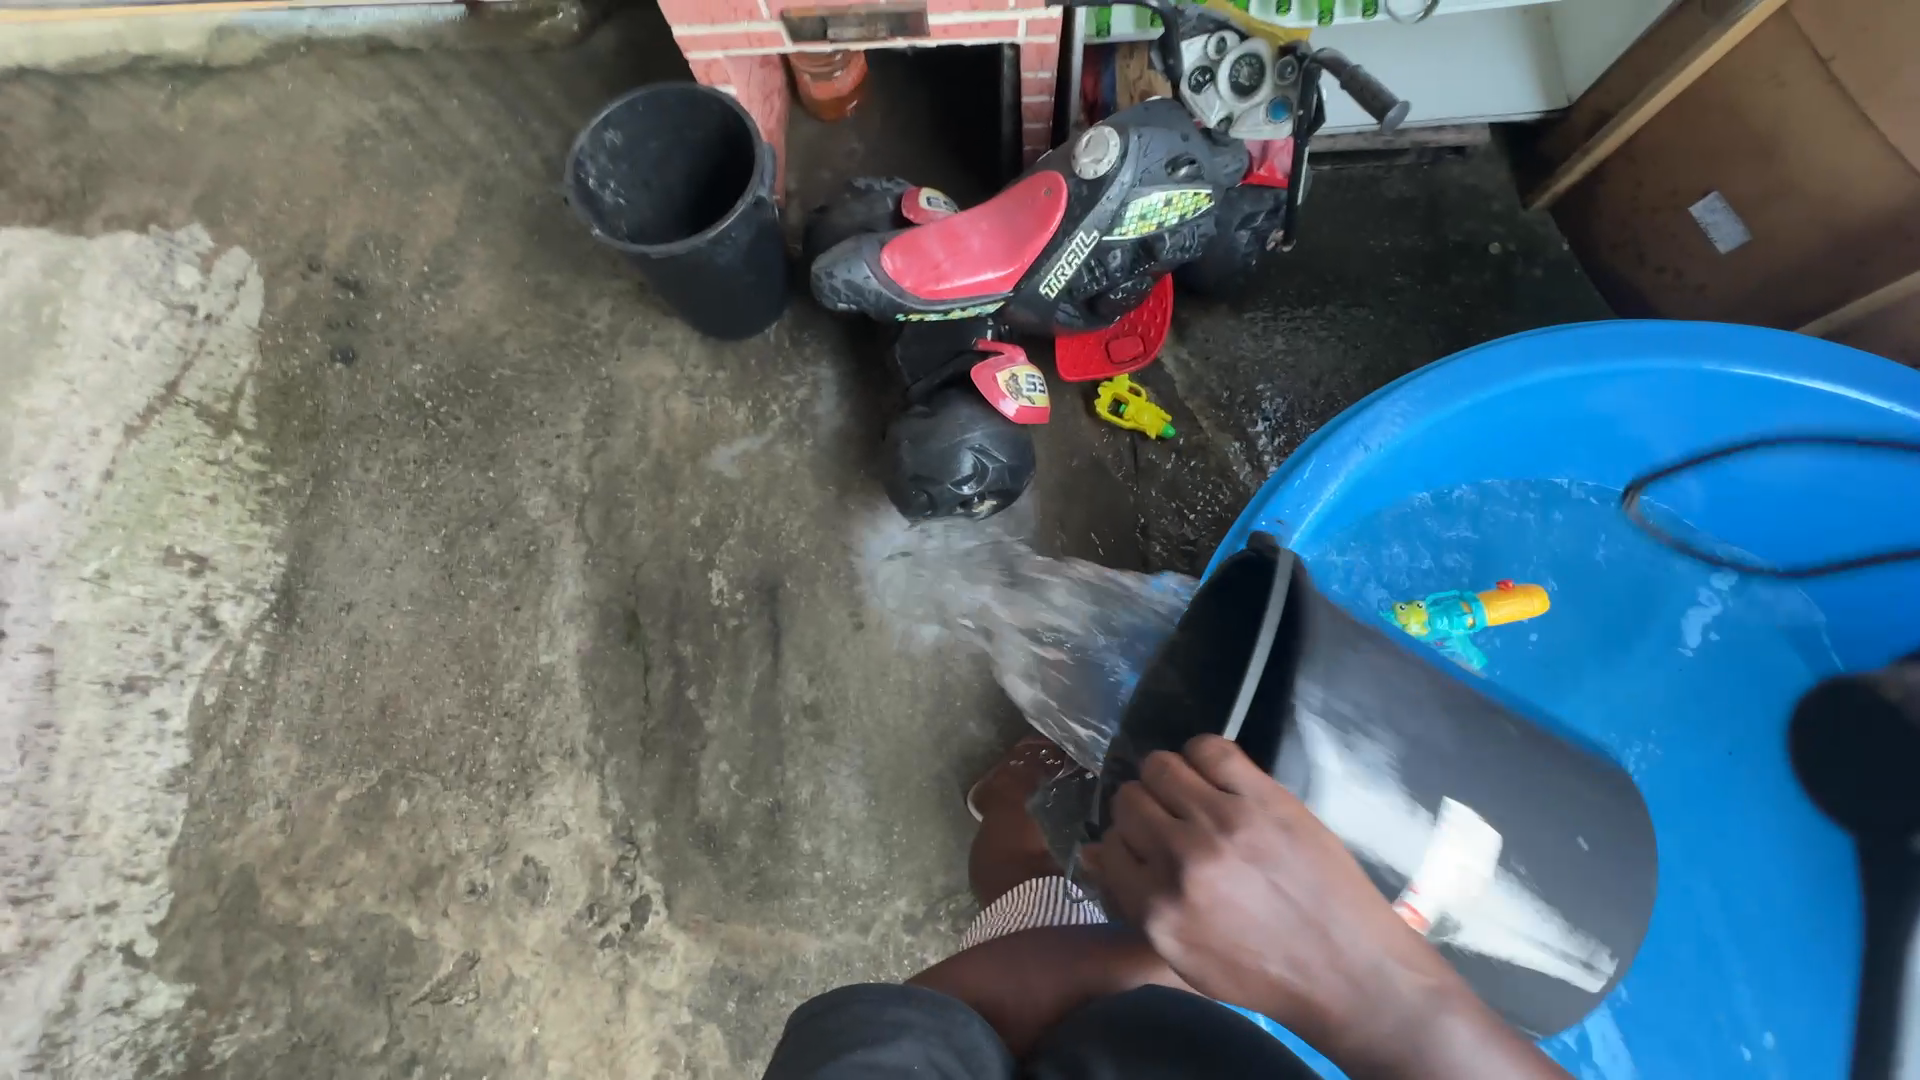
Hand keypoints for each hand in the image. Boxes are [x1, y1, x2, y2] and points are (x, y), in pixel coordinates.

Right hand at [1080, 736, 1563, 1078]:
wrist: (1353, 974)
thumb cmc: (1265, 974)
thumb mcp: (1185, 958)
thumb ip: (1131, 905)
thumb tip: (1094, 851)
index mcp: (1158, 909)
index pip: (1108, 846)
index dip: (1124, 845)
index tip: (1144, 850)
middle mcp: (1181, 860)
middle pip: (1128, 801)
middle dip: (1141, 812)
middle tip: (1169, 824)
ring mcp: (1224, 822)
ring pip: (1159, 767)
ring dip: (1166, 781)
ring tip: (1190, 797)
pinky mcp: (1264, 797)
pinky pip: (1209, 748)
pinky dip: (1201, 755)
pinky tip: (1214, 778)